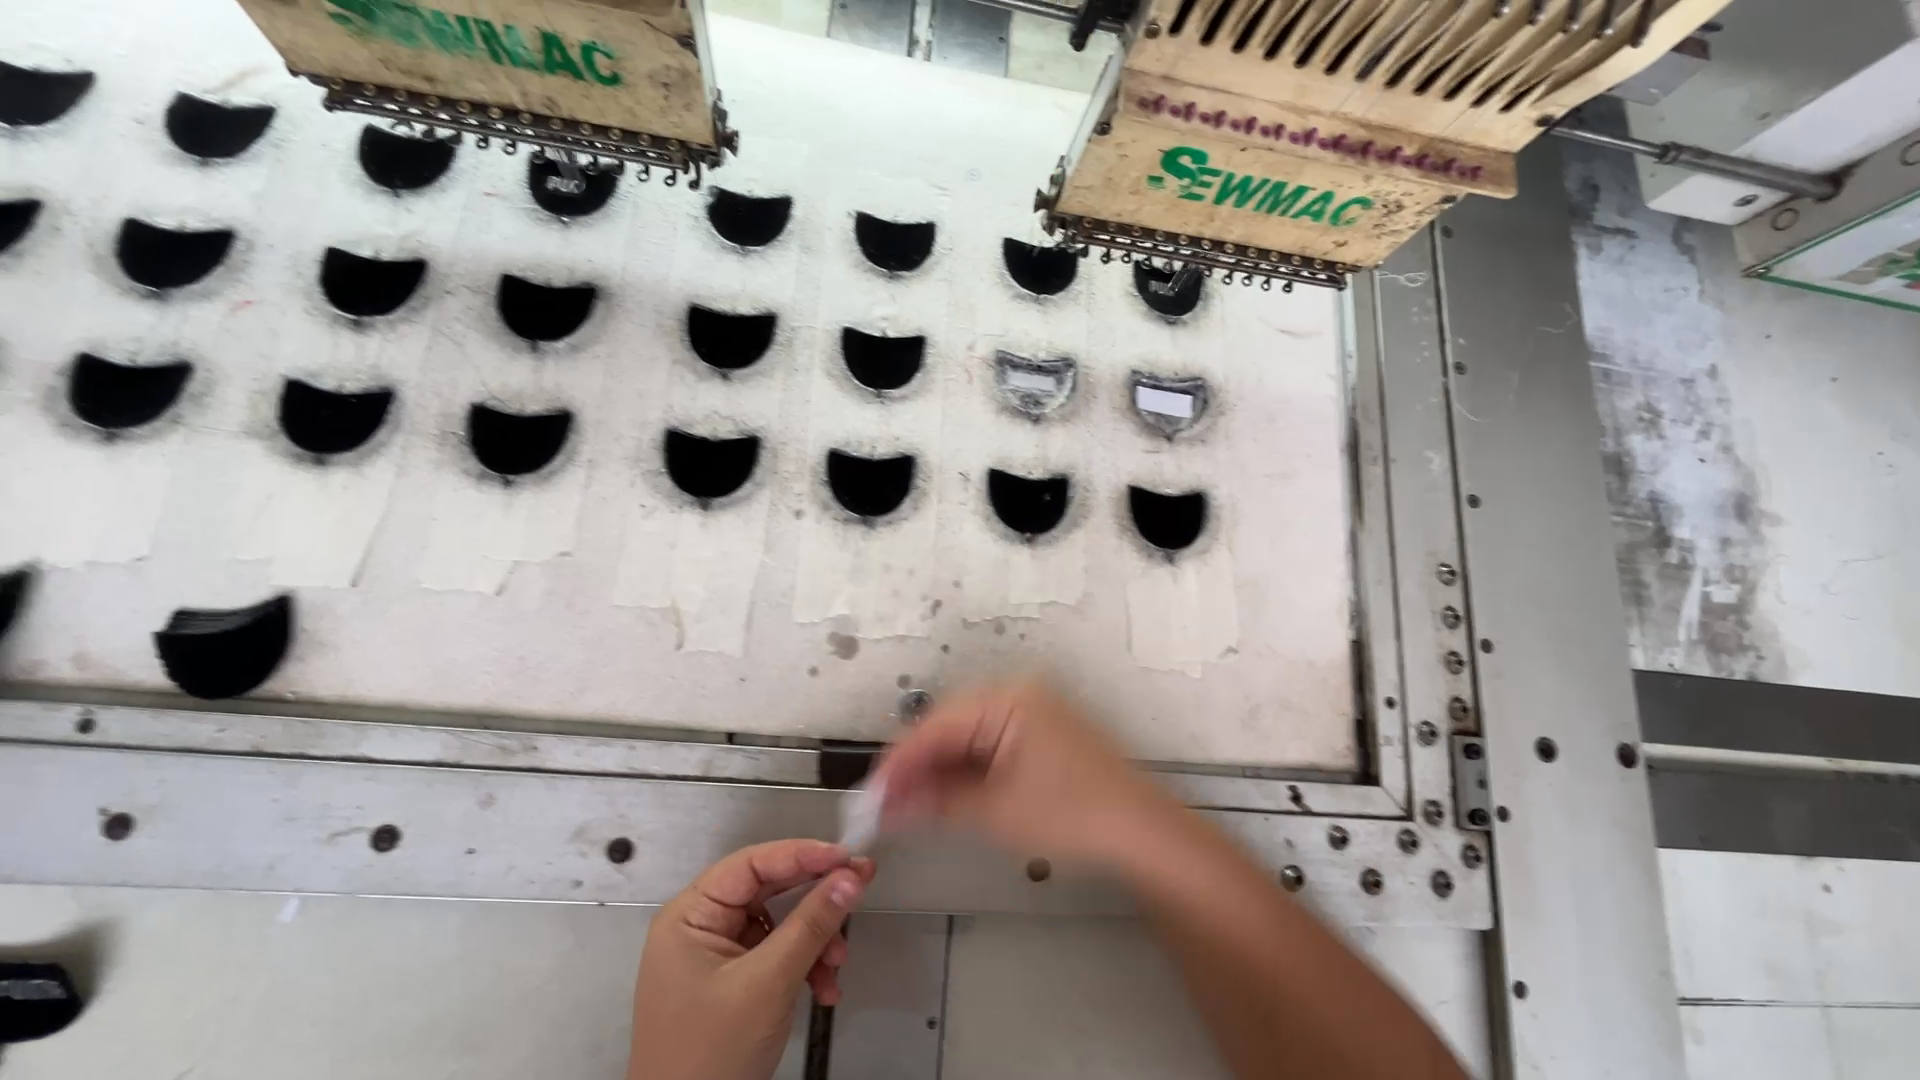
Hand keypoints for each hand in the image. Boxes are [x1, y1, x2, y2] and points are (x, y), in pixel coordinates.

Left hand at [628, 840, 875, 1079]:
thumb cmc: (710, 1053)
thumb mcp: (768, 983)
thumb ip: (812, 924)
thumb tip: (850, 876)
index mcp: (691, 915)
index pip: (752, 864)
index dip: (801, 854)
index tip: (846, 856)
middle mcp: (701, 926)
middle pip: (768, 891)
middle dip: (815, 900)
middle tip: (859, 887)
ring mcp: (717, 955)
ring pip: (780, 925)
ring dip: (815, 942)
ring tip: (837, 966)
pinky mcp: (734, 982)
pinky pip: (778, 955)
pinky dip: (805, 968)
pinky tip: (825, 990)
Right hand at [873, 679, 1175, 868]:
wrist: (1145, 835)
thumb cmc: (1072, 815)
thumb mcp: (994, 811)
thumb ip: (934, 802)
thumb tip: (886, 805)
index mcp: (1007, 699)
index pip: (935, 726)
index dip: (897, 763)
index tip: (867, 798)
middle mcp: (1018, 694)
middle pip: (948, 727)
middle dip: (915, 767)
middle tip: (884, 807)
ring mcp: (1033, 712)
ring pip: (967, 737)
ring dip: (938, 771)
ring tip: (909, 808)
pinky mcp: (1042, 735)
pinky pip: (989, 746)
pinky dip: (966, 772)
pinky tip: (947, 798)